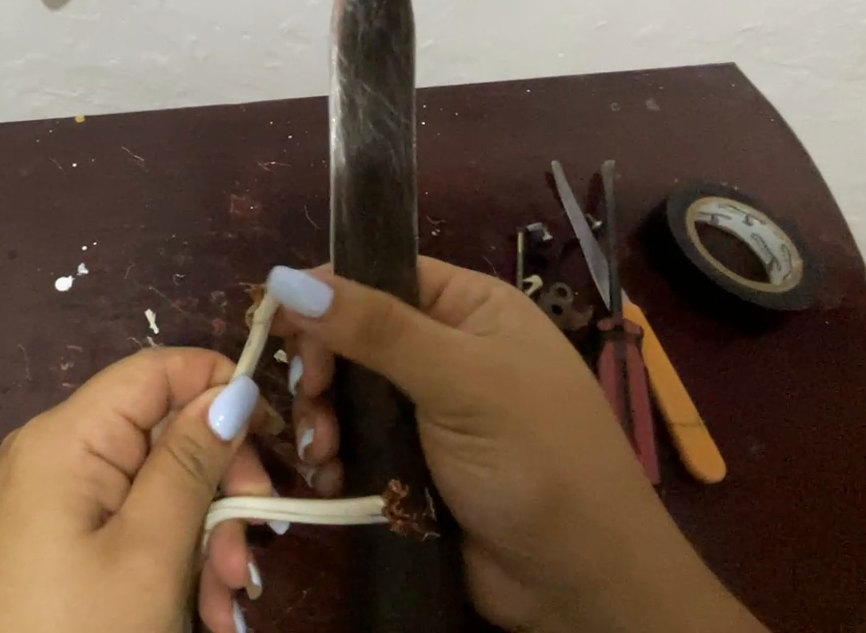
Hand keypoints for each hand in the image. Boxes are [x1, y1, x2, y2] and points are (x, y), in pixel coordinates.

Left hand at [0, 348, 273, 632]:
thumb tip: (233, 388)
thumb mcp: (148, 555)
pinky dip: (168, 557)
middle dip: (217, 486)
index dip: (220, 385)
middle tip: (253, 548)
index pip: (156, 369)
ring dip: (203, 535)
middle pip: (159, 433)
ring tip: (227, 605)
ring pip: (152, 486)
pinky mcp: (52, 543)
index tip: (274, 435)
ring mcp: (49, 500)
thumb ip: (190, 462)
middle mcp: (54, 452)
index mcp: (66, 436)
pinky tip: (200, 610)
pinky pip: (126, 523)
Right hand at [270, 259, 766, 632]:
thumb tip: (284, 276)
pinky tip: (329, 474)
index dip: (325, 294)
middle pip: (351, 334)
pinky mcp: (408, 458)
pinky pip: (352, 439)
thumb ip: (374, 328)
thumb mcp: (458, 380)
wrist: (585, 590)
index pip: (378, 274)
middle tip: (313, 397)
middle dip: (321, 366)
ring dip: (321, 416)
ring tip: (322, 450)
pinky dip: (333, 454)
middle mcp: (443, 347)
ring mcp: (424, 407)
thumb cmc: (535, 460)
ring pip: (345, 390)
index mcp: (467, 307)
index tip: (280, 323)